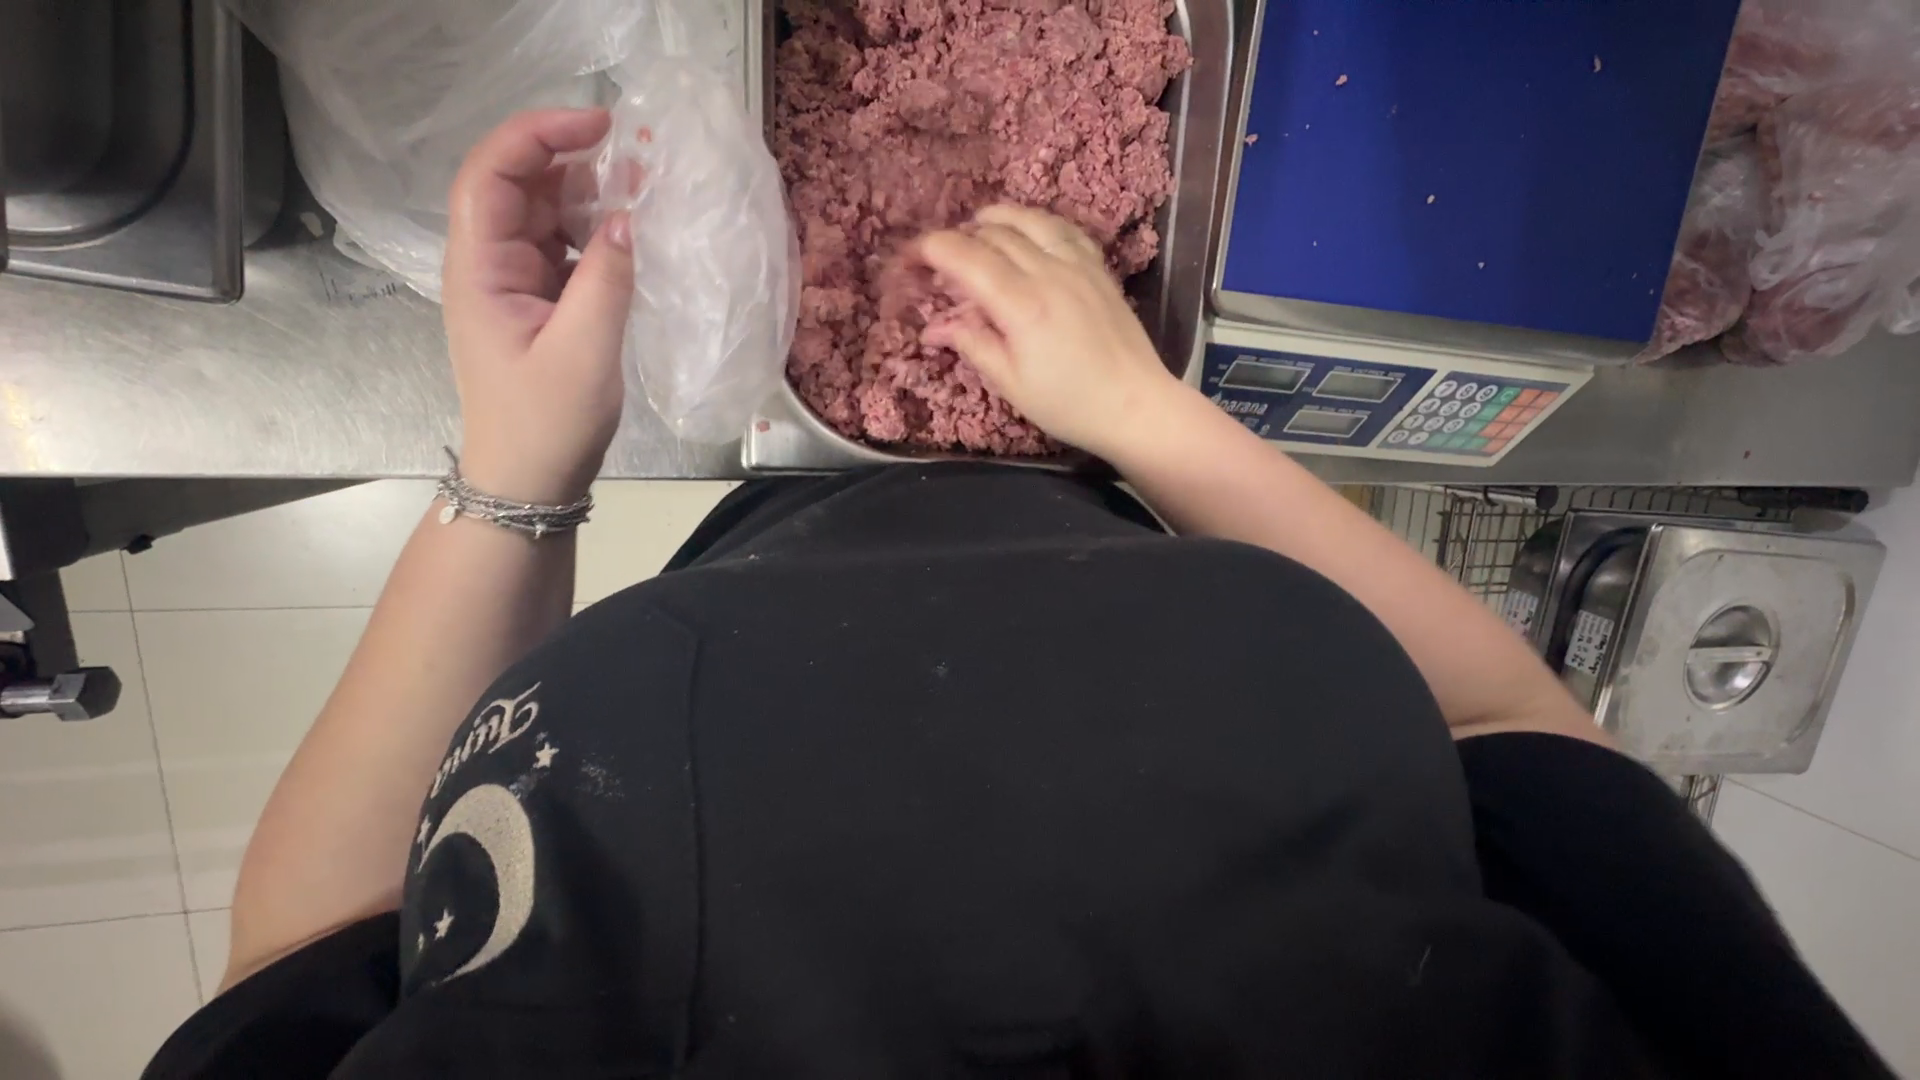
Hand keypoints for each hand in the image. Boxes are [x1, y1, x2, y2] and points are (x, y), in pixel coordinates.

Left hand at [441, 108, 633, 504]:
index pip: (491, 175)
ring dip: (588, 197)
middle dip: (571, 161)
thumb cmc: (547, 423)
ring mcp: (516, 285)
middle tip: (637, 158)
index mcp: (480, 269)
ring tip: (642, 191)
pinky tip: (631, 236)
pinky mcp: (541, 306)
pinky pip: (566, 252)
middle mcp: (490, 265)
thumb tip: (627, 219)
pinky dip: (597, 236)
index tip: (599, 124)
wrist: (530, 480)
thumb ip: (607, 281)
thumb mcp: (585, 353)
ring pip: (545, 217)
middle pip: (518, 187)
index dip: (537, 135)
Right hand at [917, 204, 1186, 457]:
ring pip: (1028, 220)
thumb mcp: (1011, 384)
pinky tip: (1026, 234)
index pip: (965, 257)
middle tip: (940, 263)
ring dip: (995, 220)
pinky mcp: (1098, 268)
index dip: (931, 250)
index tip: (910, 260)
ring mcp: (1078, 265)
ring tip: (975, 230)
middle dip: (958, 239)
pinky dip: (1035, 223)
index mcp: (1022, 304)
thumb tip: (934, 326)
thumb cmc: (1068, 405)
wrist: (1135, 405)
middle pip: (993, 233)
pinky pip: (1062, 229)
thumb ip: (972, 345)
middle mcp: (1049, 271)